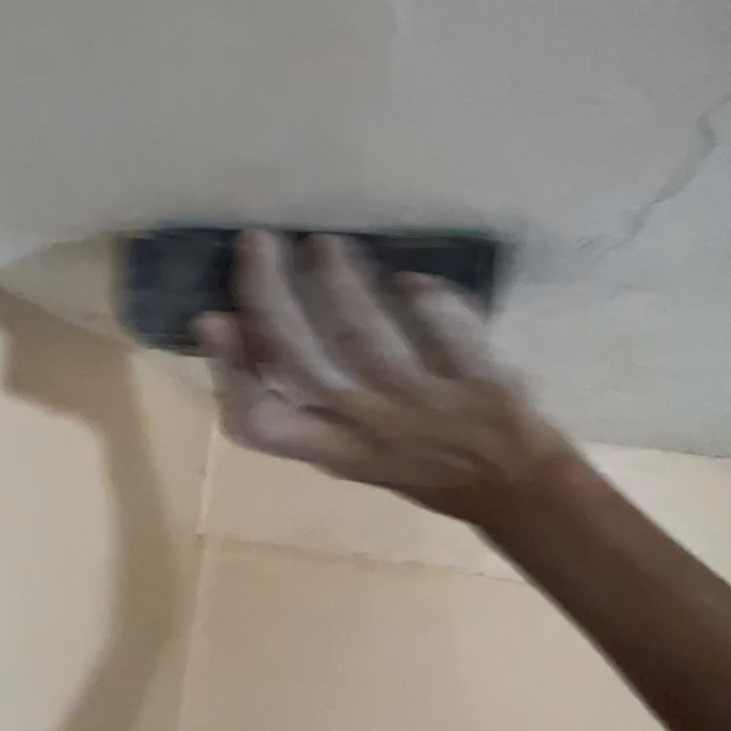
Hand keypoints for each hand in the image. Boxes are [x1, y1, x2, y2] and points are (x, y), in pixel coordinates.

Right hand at [191, 231, 570, 525]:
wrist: (516, 490)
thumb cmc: (423, 468)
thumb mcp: (352, 455)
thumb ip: (306, 408)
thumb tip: (245, 329)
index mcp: (335, 452)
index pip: (260, 421)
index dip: (229, 372)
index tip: (213, 319)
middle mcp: (369, 429)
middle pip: (301, 360)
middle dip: (269, 294)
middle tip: (257, 241)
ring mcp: (424, 406)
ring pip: (364, 337)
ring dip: (338, 281)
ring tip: (322, 245)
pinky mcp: (478, 384)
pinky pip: (447, 330)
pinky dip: (428, 300)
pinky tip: (410, 280)